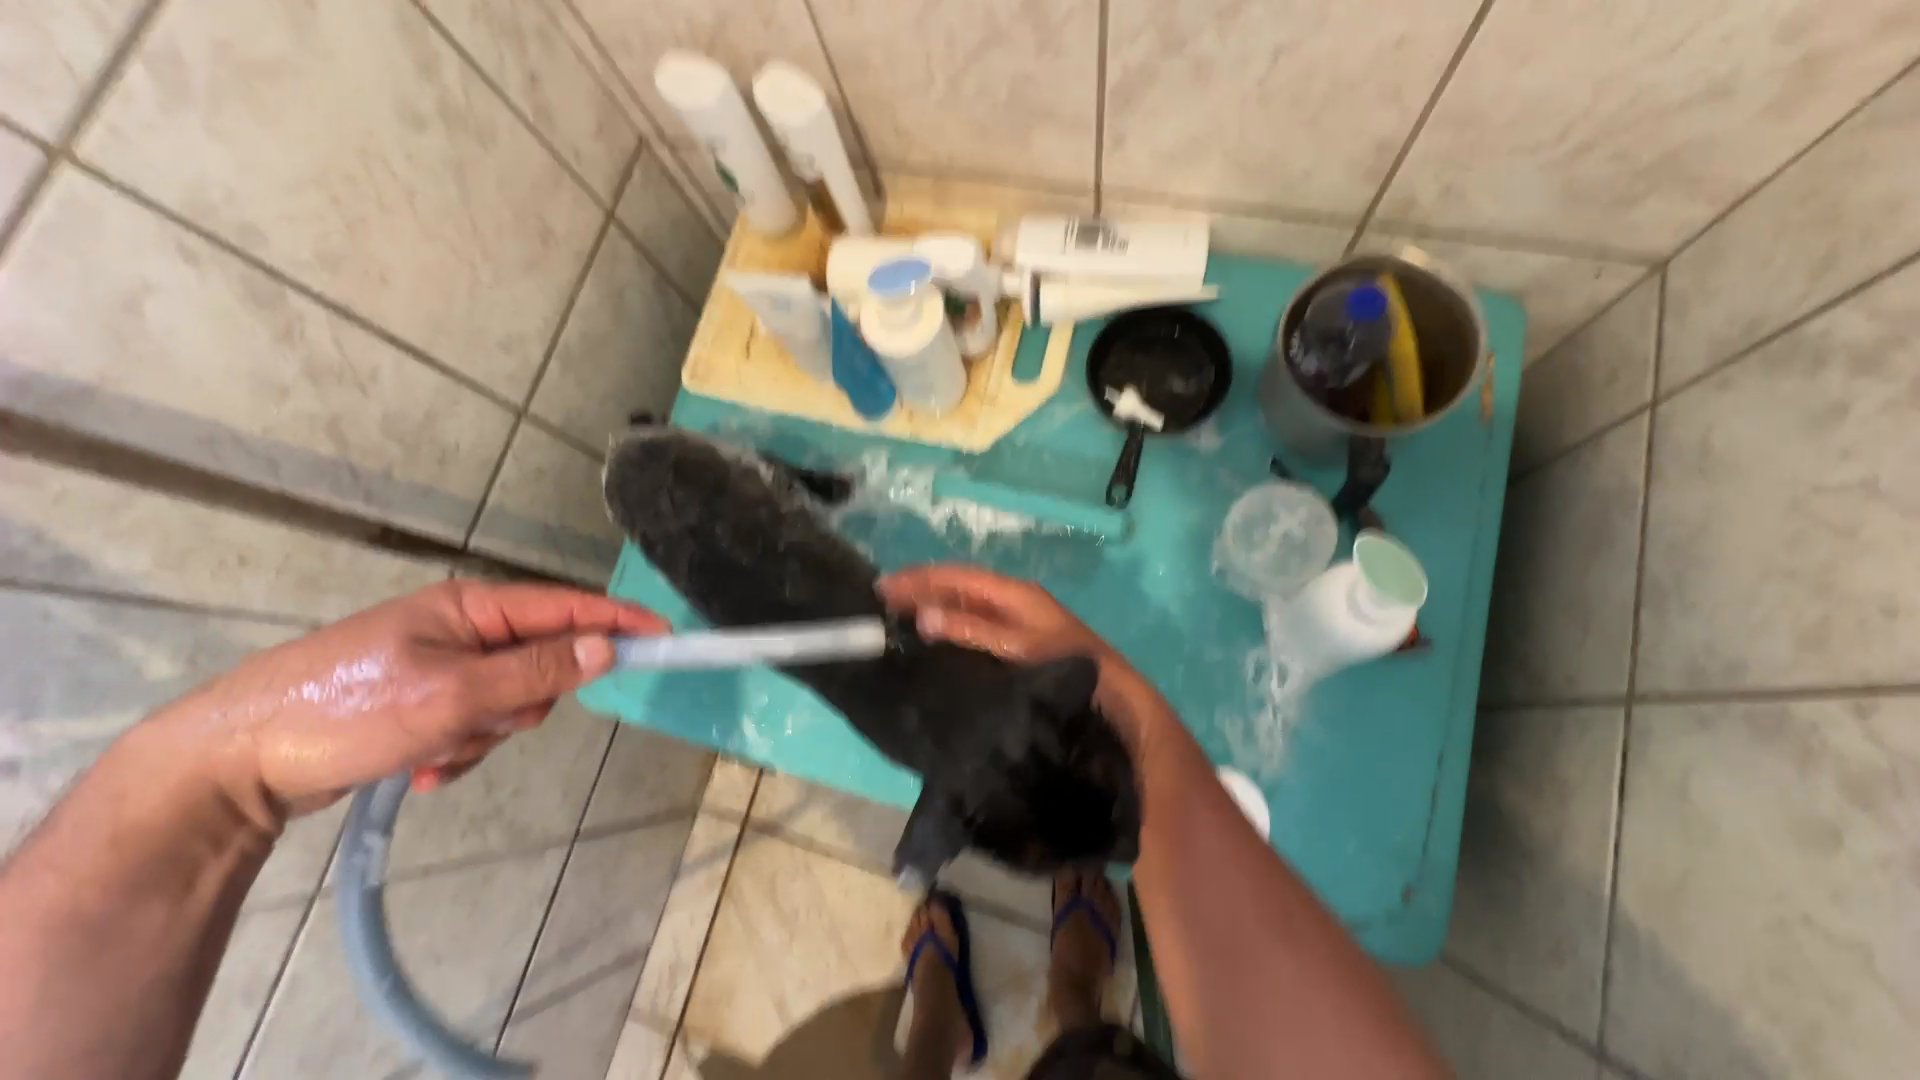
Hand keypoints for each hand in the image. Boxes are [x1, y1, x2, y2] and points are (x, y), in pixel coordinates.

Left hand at [150, 580, 665, 823]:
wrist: (234, 761)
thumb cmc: (347, 712)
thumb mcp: (453, 695)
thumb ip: (536, 671)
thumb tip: (607, 649)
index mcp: (471, 607)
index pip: (567, 609)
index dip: (619, 624)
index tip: (667, 639)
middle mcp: (461, 629)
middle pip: (540, 663)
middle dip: (522, 703)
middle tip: (481, 723)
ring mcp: (439, 665)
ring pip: (508, 702)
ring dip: (483, 735)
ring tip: (432, 752)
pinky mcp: (420, 701)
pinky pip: (473, 725)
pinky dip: (457, 749)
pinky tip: (419, 767)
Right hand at [877, 565, 1172, 748]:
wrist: (1116, 703)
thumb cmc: (1069, 666)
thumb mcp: (1018, 646)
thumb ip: (971, 630)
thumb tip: (923, 615)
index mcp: (1015, 594)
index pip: (957, 576)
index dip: (920, 579)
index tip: (881, 589)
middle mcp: (1013, 604)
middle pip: (958, 590)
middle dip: (921, 592)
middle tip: (880, 606)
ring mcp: (1016, 628)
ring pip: (964, 611)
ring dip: (932, 613)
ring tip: (896, 625)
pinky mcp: (1016, 653)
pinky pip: (974, 633)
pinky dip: (948, 634)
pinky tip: (931, 650)